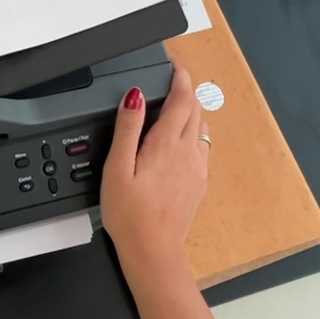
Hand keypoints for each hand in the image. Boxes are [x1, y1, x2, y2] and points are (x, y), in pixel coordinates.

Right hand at [100, 61, 208, 283]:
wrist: (153, 253)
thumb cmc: (129, 213)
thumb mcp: (117, 167)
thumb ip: (127, 128)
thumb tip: (134, 96)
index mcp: (168, 143)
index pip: (183, 98)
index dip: (181, 76)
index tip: (174, 65)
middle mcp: (189, 153)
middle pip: (196, 109)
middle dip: (186, 90)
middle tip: (170, 82)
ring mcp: (198, 169)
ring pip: (202, 128)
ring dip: (192, 111)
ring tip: (173, 108)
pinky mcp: (199, 184)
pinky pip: (202, 148)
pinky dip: (193, 133)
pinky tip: (178, 142)